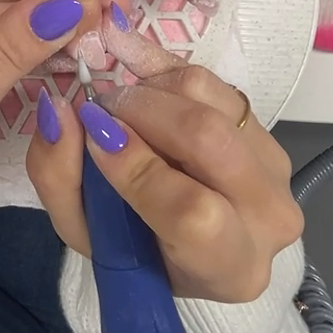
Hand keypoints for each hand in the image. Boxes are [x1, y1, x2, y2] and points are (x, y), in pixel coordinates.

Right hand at [28, 61, 301, 302]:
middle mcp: (267, 218)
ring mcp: (274, 167)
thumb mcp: (79, 228)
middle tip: (97, 107)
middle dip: (137, 109)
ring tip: (118, 102)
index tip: (90, 131)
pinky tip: (129, 66)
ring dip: (148, 88)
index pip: (193, 212)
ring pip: (209, 100)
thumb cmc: (131, 243)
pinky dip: (160, 66)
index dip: (136, 166)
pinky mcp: (263, 126)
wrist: (187, 237)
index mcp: (225, 266)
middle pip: (207, 139)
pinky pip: (211, 79)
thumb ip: (58, 174)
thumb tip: (57, 108)